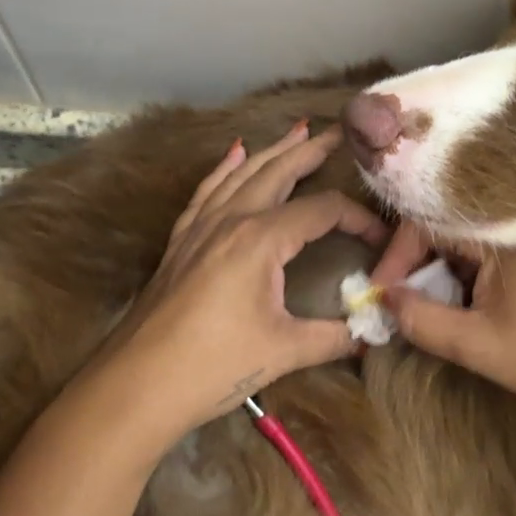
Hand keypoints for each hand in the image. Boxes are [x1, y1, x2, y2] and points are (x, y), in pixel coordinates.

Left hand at [85, 123, 388, 444]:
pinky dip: (225, 167)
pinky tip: (234, 152)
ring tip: (299, 130)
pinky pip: (207, 190)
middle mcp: (231, 219)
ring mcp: (200, 226)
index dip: (357, 217)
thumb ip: (336, 337)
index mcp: (261, 239)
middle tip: (341, 133)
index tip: (380, 235)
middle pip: (278, 172)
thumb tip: (376, 333)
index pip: (321, 211)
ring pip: (242, 174)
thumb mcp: (284, 352)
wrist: (135, 386)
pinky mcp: (180, 240)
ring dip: (273, 150)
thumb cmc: (212, 367)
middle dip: (312, 151)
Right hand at [374, 225, 515, 435]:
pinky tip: (448, 310)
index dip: (397, 254)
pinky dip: (453, 281)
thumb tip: (381, 299)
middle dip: (411, 267)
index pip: (429, 223)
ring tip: (417, 311)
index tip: (380, 291)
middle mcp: (509, 229)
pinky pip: (475, 258)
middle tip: (393, 304)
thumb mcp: (477, 345)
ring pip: (455, 245)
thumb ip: (424, 320)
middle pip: (440, 229)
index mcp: (500, 237)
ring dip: (430, 275)